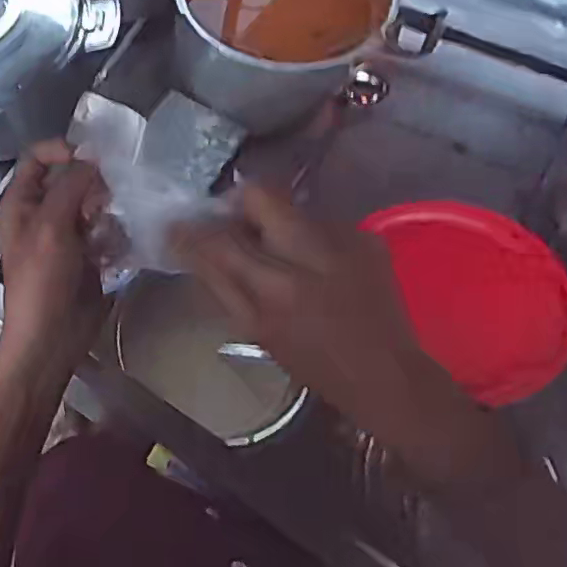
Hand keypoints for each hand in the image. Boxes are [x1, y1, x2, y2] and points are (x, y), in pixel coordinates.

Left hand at [0, 140, 106, 379]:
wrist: (51, 336)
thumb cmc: (42, 282)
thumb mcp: (52, 226)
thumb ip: (72, 186)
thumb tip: (93, 159)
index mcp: (23, 204)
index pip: (38, 159)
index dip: (61, 151)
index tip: (89, 158)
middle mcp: (44, 216)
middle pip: (74, 181)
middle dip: (92, 188)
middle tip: (103, 204)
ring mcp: (68, 237)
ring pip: (96, 208)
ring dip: (107, 217)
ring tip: (107, 236)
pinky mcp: (90, 258)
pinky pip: (108, 235)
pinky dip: (115, 241)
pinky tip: (114, 256)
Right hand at [170, 183, 424, 419]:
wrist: (386, 372)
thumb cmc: (313, 362)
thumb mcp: (257, 331)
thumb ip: (220, 284)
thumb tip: (188, 246)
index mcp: (277, 288)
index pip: (221, 239)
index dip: (192, 230)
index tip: (179, 226)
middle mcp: (312, 252)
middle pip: (261, 194)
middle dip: (238, 204)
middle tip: (232, 224)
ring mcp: (345, 238)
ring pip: (292, 207)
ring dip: (275, 223)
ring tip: (279, 255)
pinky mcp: (367, 236)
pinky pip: (322, 222)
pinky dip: (308, 237)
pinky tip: (316, 266)